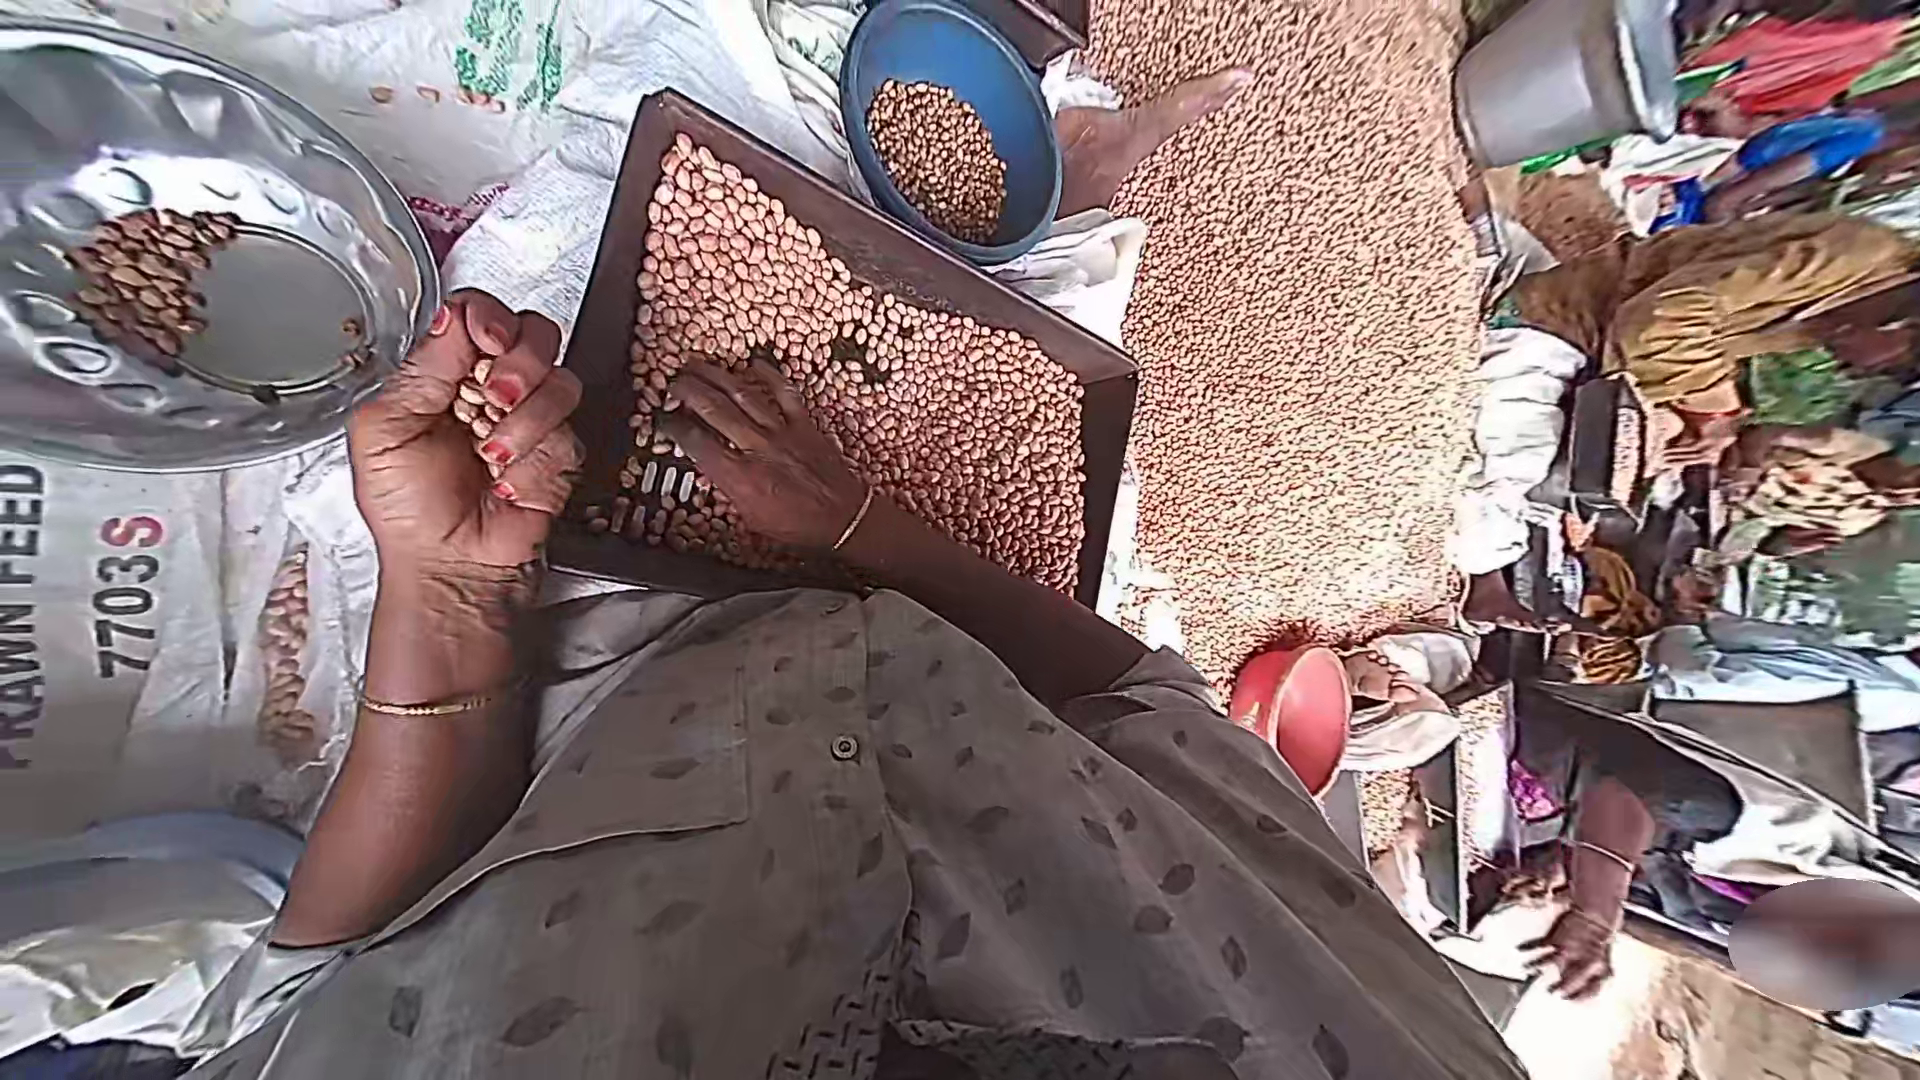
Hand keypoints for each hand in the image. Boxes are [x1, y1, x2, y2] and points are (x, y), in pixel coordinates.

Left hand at [348, 290, 582, 572]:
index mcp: (450, 373)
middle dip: (520, 363)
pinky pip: (568, 435)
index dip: (492, 319)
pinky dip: (534, 460)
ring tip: (492, 453)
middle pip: (539, 335)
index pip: (483, 315)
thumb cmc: (409, 503)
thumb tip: (456, 317)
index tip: (484, 342)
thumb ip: (422, 371)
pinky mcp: (566, 453)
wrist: (451, 558)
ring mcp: (538, 420)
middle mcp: (499, 388)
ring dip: (524, 421)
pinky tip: (509, 480)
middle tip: (491, 398)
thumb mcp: (385, 426)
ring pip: (562, 383)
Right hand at [660, 359, 866, 549]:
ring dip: (716, 375)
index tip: (663, 420)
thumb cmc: (799, 526)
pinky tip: (752, 363)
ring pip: (742, 394)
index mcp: (740, 477)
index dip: (673, 427)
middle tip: (672, 382)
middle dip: (686, 390)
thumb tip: (713, 468)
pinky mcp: (805, 425)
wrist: (844, 519)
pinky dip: (768, 375)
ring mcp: (782, 433)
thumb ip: (729, 489)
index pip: (695, 441)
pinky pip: (784, 393)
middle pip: (712, 408)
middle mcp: (757, 448)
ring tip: (697, 365)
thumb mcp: (752, 518)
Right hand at [1523, 907, 1617, 998]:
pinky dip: (1529, 947)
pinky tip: (1520, 949)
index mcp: (1602, 972)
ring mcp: (1570, 949)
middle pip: (1572, 978)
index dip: (1580, 997)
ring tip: (1527, 969)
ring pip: (1552, 961)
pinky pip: (1540, 945)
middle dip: (1562, 987)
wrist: (1596, 919)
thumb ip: (1591, 975)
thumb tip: (1573, 983)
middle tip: (1551, 992)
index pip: (1591, 990)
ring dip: (1538, 966)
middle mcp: (1586, 962)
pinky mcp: (1557, 936)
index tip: (1568, 1001)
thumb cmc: (1598, 944)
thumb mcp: (1602, 963)